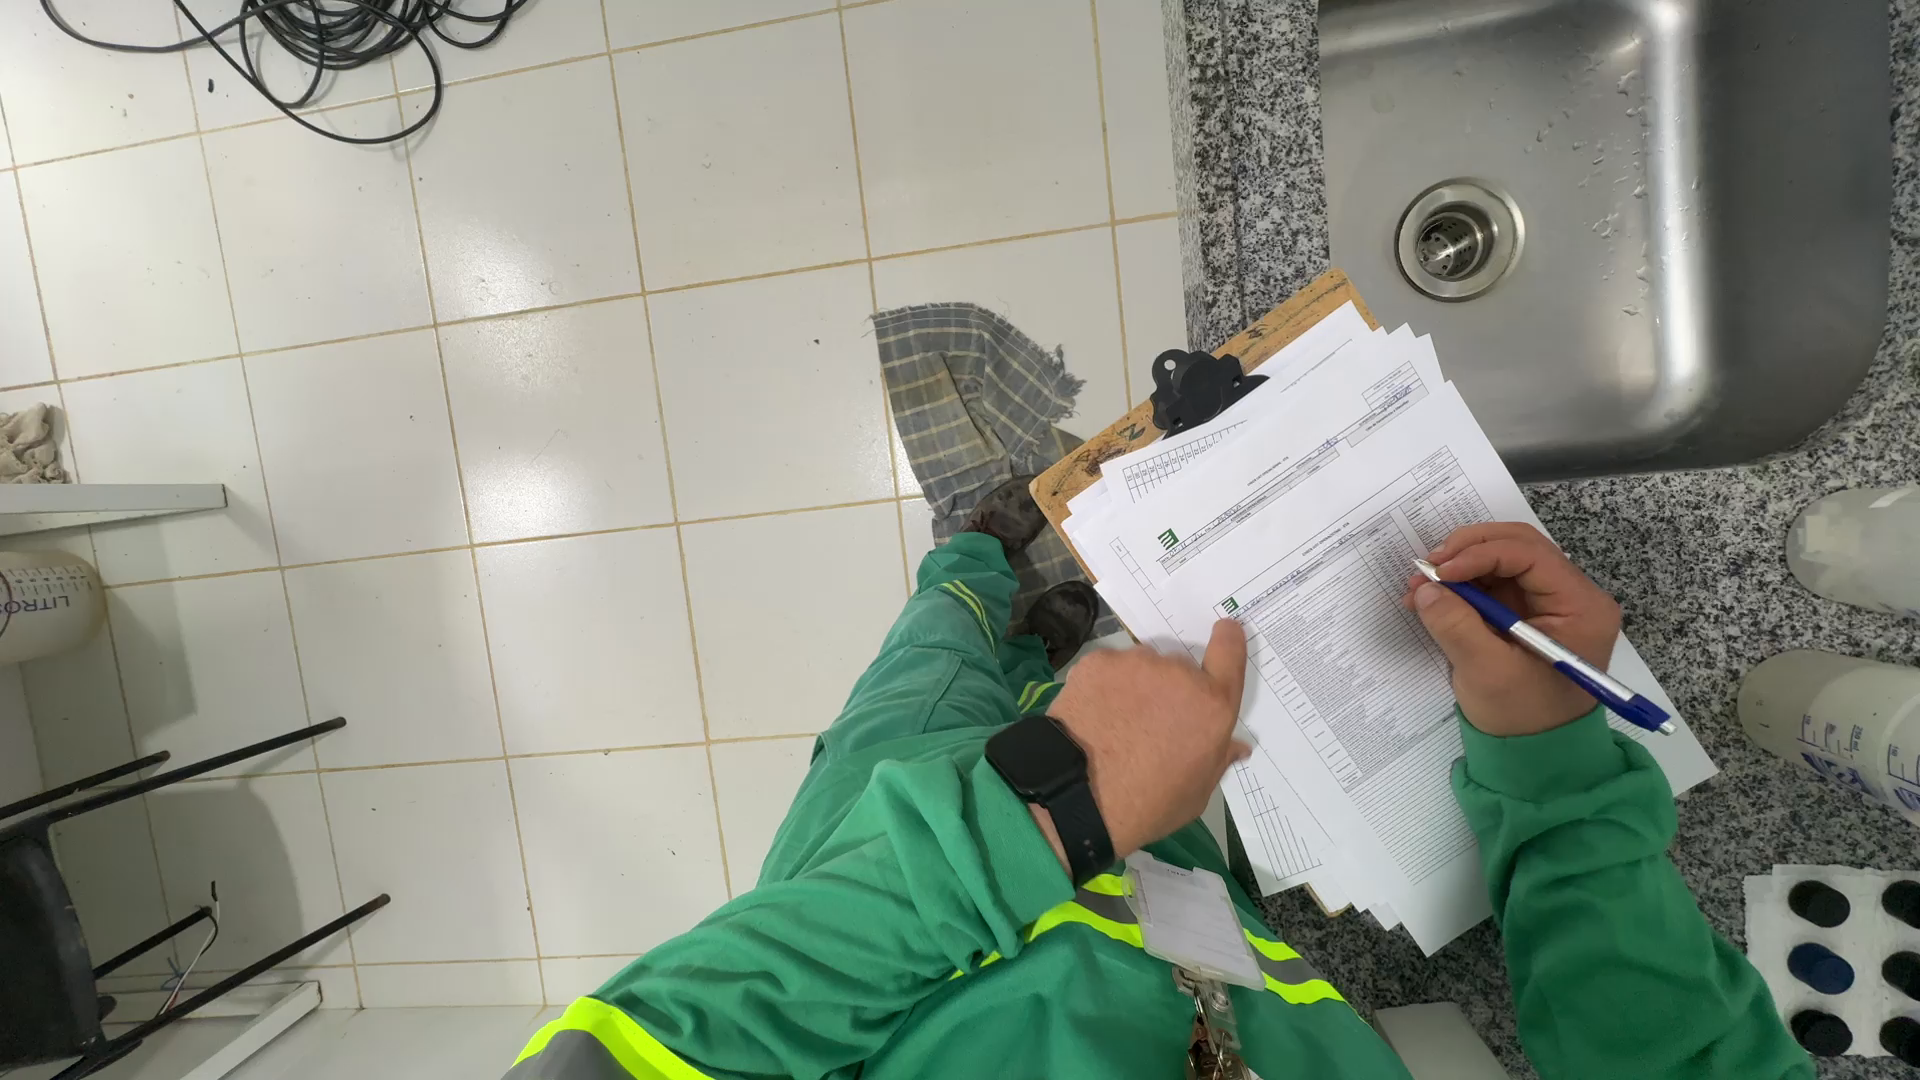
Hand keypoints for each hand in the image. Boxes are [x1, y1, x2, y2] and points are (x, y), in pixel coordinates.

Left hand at [1043, 620, 1250, 858]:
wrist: (1079, 794)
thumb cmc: (1149, 803)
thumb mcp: (1197, 791)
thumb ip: (1217, 757)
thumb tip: (1236, 744)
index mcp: (1212, 704)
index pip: (1230, 650)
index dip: (1227, 638)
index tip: (1223, 630)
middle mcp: (1178, 674)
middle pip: (1179, 669)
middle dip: (1169, 688)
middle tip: (1149, 720)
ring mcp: (1135, 663)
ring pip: (1141, 666)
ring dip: (1135, 685)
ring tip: (1116, 720)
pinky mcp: (1097, 661)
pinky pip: (1107, 668)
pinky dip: (1103, 685)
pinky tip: (1093, 712)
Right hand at [1401, 522, 1621, 737]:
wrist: (1534, 749)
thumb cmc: (1522, 714)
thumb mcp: (1488, 672)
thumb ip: (1457, 626)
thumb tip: (1425, 589)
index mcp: (1579, 606)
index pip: (1529, 554)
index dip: (1480, 554)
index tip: (1439, 573)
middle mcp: (1566, 594)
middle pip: (1516, 544)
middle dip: (1467, 549)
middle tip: (1427, 567)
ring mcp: (1542, 600)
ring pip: (1498, 556)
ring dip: (1456, 563)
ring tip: (1419, 584)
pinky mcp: (1517, 610)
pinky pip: (1485, 579)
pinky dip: (1455, 581)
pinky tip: (1427, 596)